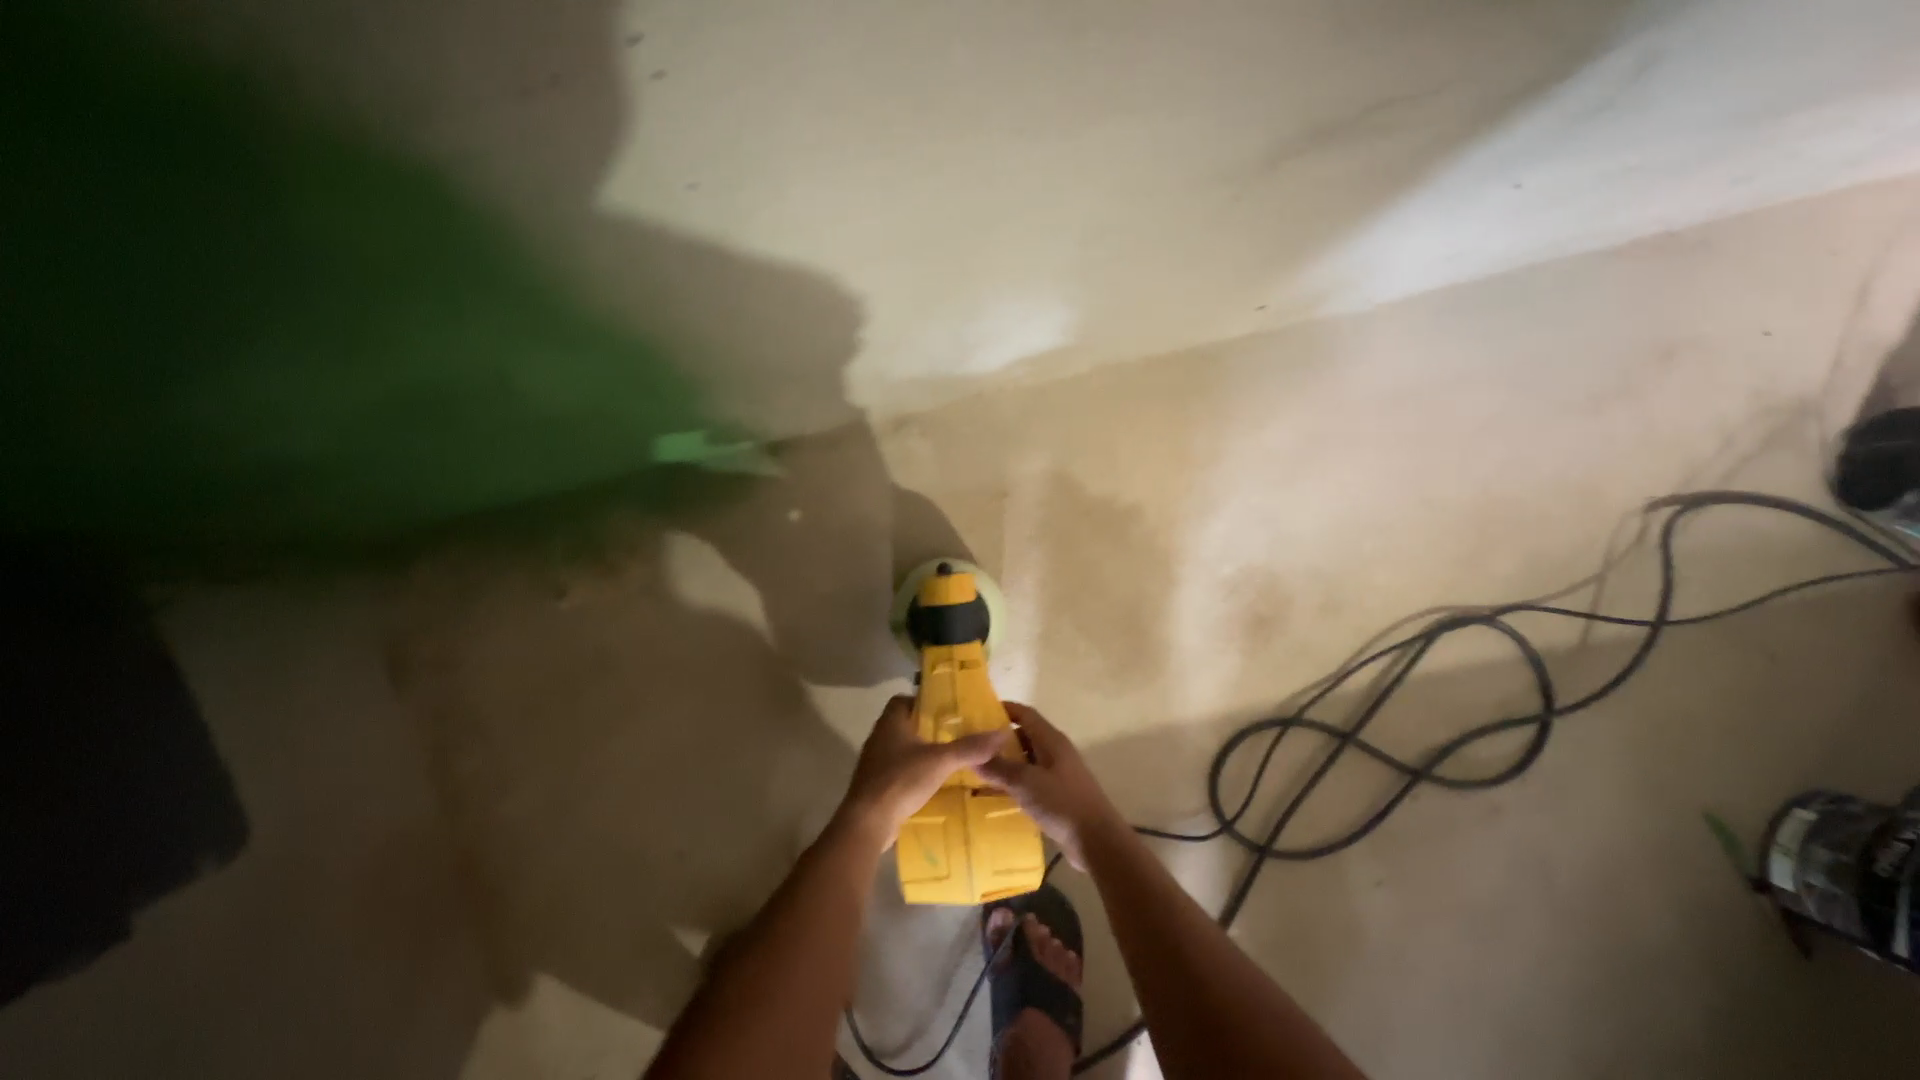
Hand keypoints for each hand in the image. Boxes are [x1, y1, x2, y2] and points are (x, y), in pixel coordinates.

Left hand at [839, 695, 1007, 843]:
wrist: (868, 822)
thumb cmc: (901, 780)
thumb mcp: (940, 761)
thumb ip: (969, 747)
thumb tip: (1001, 733)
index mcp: (890, 723)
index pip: (902, 700)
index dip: (923, 701)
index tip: (945, 710)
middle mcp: (879, 738)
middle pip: (904, 725)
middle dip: (927, 728)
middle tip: (954, 734)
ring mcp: (874, 763)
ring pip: (901, 749)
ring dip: (921, 752)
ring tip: (948, 758)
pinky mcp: (876, 785)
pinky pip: (898, 772)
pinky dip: (914, 774)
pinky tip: (933, 783)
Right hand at [977, 703, 1124, 869]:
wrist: (1096, 840)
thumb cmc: (1062, 803)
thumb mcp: (1026, 783)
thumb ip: (999, 768)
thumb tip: (973, 756)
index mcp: (1051, 740)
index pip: (1025, 714)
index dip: (1003, 709)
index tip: (977, 712)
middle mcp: (1055, 752)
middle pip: (1024, 736)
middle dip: (999, 739)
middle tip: (971, 745)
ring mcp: (1057, 774)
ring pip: (1026, 760)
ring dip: (1005, 762)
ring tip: (976, 768)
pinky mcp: (1057, 795)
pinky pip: (1030, 781)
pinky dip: (1013, 782)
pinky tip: (995, 793)